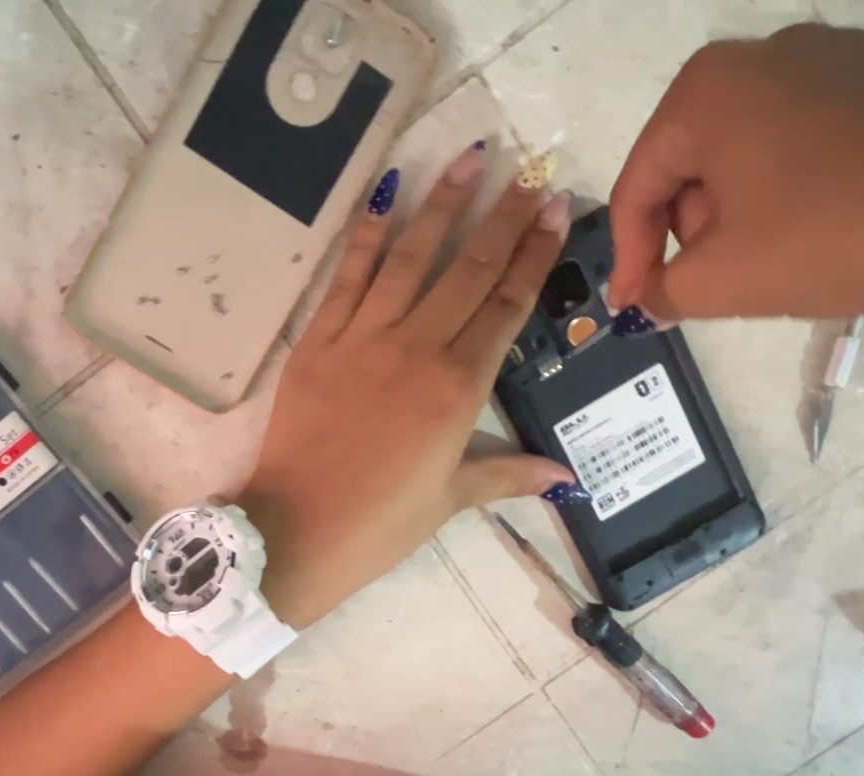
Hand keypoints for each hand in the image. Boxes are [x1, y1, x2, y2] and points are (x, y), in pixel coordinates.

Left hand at [242, 145, 576, 626]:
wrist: (296, 531)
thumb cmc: (378, 524)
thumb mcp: (448, 500)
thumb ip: (507, 475)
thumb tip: (568, 480)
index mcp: (459, 389)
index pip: (507, 305)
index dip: (534, 255)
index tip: (554, 210)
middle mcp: (416, 349)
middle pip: (469, 270)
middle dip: (503, 217)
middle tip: (529, 170)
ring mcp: (362, 340)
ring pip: (410, 258)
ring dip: (442, 205)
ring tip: (469, 157)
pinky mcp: (317, 343)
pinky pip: (346, 277)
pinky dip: (366, 234)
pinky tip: (385, 192)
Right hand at [607, 25, 863, 321]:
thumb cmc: (833, 237)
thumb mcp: (718, 282)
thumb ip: (659, 290)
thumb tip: (650, 295)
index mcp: (707, 91)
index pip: (637, 187)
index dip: (627, 258)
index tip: (631, 306)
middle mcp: (765, 54)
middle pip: (689, 163)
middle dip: (686, 231)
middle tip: (703, 286)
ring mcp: (836, 57)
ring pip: (744, 152)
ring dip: (735, 214)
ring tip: (764, 263)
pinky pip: (802, 139)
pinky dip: (787, 190)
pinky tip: (813, 232)